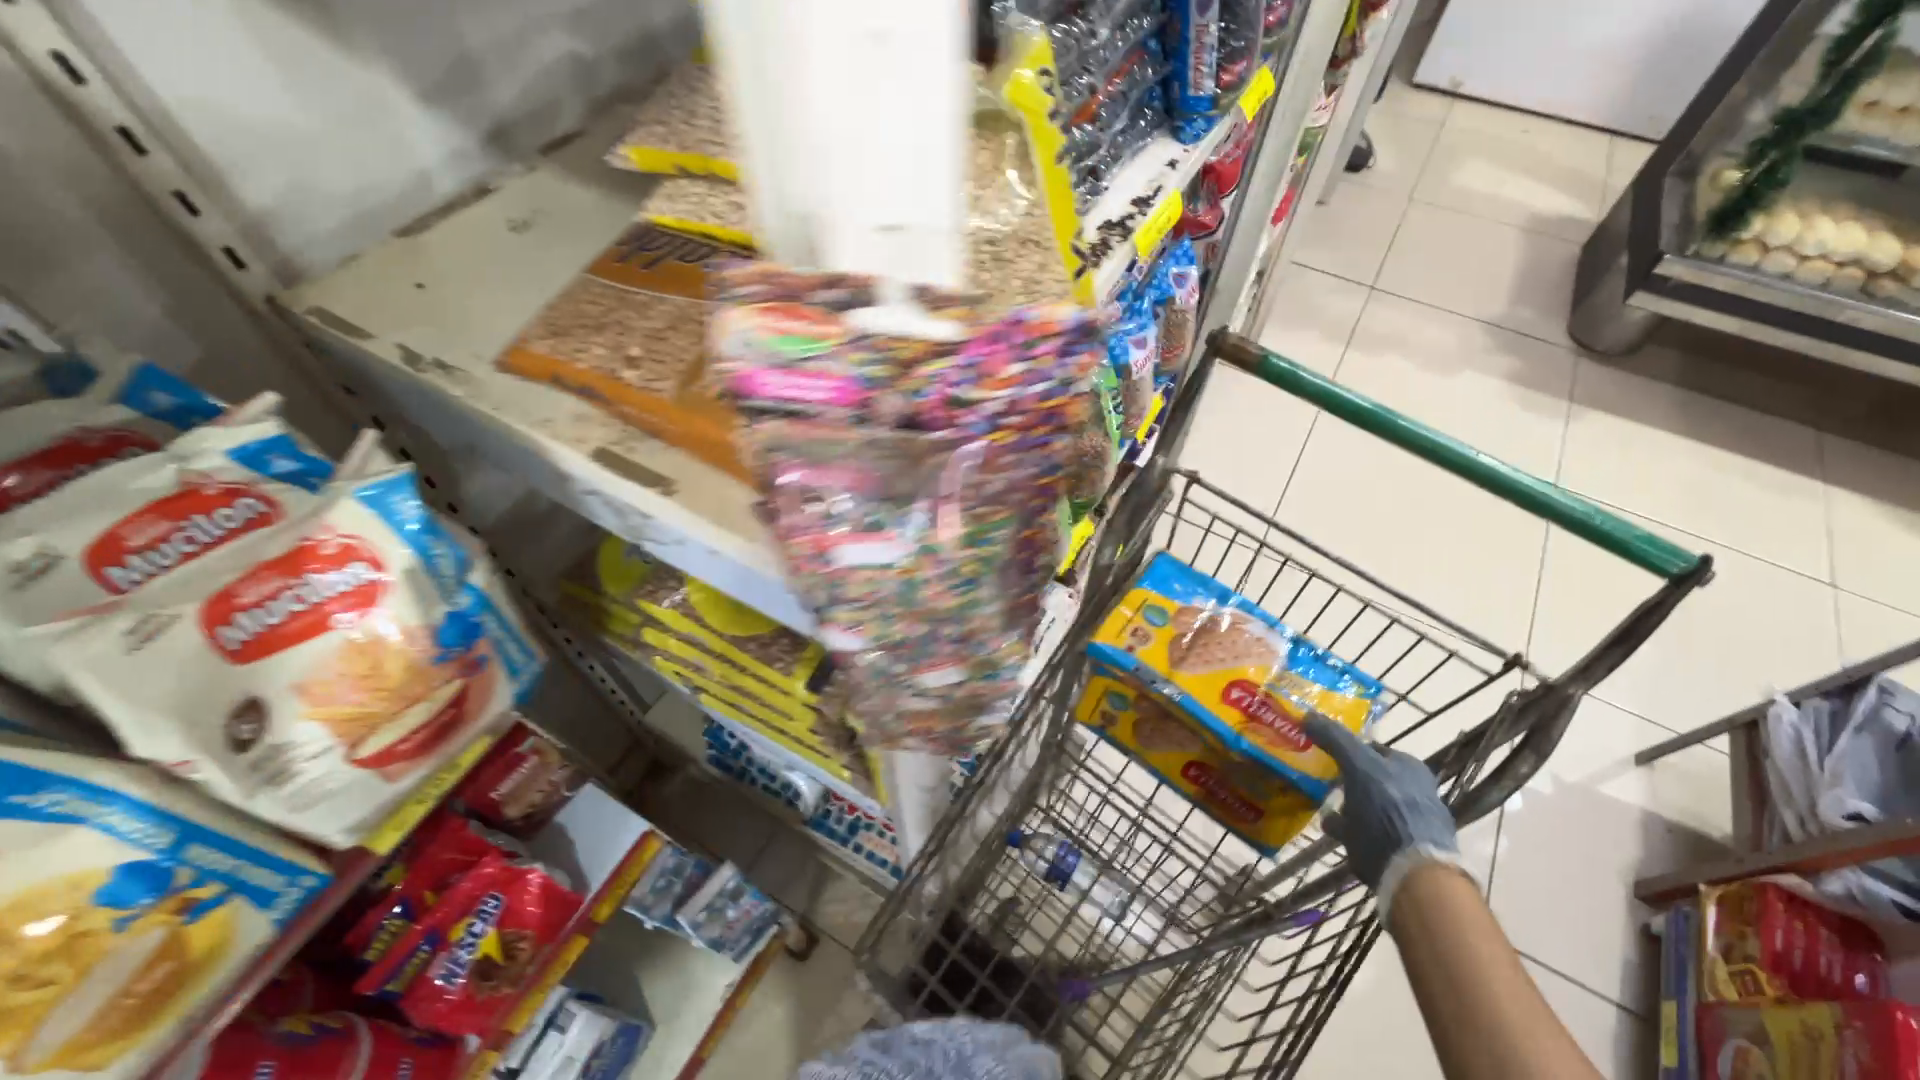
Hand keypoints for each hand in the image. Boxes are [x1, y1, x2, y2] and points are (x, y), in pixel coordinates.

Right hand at [1301, 713, 1465, 917]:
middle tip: (1325, 791)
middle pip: (1374, 780)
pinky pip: (1379, 835)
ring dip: (1352, 813)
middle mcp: (1419, 790)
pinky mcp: (1411, 851)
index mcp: (1410, 767)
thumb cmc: (1387, 812)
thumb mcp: (1358, 767)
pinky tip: (1345, 842)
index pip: (1373, 749)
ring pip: (1375, 809)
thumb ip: (1336, 739)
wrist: (1416, 873)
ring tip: (1329, 821)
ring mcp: (1416, 822)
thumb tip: (1308, 714)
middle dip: (1349, 784)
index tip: (1324, 758)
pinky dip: (1361, 835)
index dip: (1348, 751)